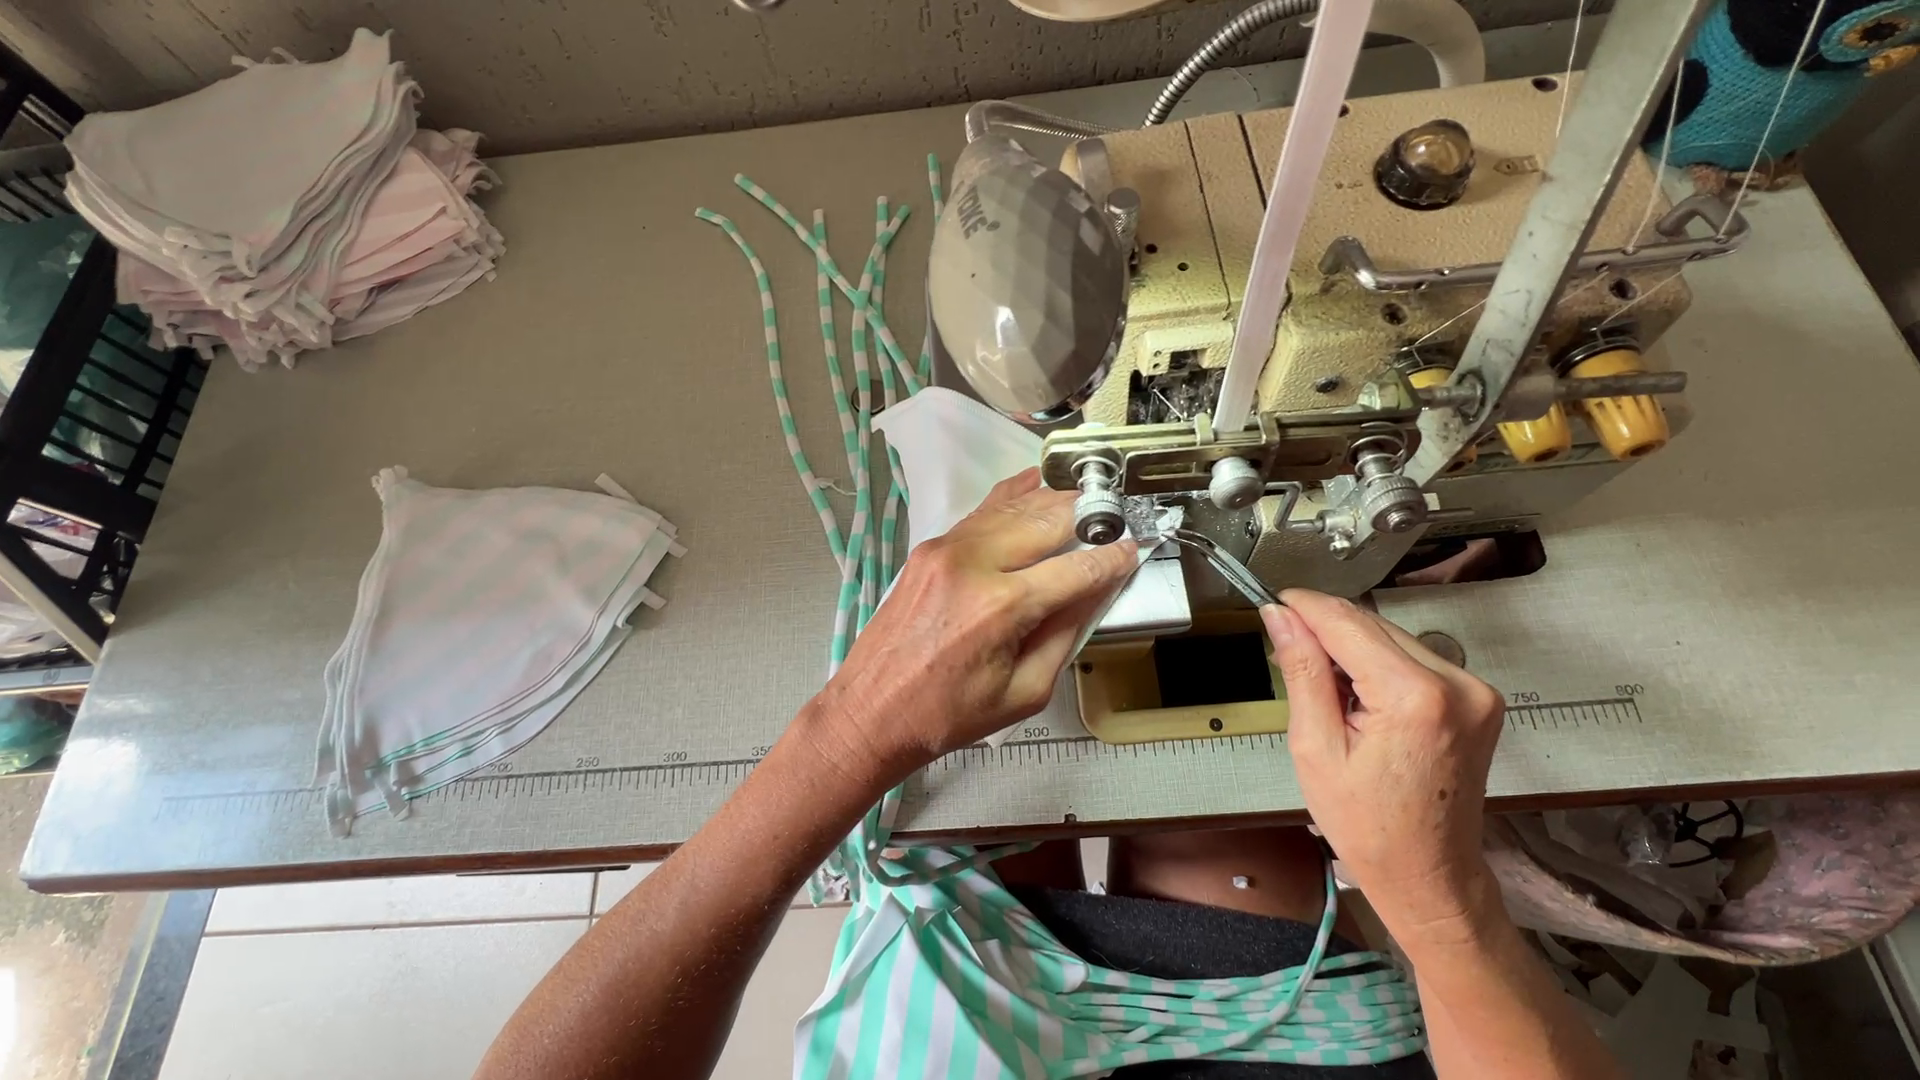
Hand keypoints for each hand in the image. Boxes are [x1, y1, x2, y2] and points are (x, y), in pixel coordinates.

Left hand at [806, 468, 1138, 781]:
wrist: (871, 710)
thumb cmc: (946, 715)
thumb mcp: (1024, 692)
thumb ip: (1065, 636)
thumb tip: (1095, 593)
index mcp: (1001, 607)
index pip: (1076, 568)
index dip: (1112, 558)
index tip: (1134, 547)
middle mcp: (973, 564)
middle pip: (1047, 520)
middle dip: (1087, 515)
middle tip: (1115, 515)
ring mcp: (945, 549)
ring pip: (1014, 507)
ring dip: (1053, 500)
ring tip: (1085, 498)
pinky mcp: (929, 548)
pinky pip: (982, 512)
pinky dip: (1013, 497)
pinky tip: (1035, 485)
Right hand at [1262, 590, 1504, 944]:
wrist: (1429, 874)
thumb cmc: (1366, 825)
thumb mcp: (1314, 747)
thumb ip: (1302, 671)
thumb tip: (1281, 616)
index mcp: (1415, 697)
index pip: (1347, 622)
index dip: (1304, 606)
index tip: (1272, 602)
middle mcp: (1457, 683)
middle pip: (1372, 624)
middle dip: (1325, 631)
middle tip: (1286, 653)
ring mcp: (1475, 689)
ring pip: (1391, 637)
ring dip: (1351, 648)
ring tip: (1325, 690)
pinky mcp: (1478, 697)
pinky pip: (1414, 657)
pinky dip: (1378, 664)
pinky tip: (1359, 697)